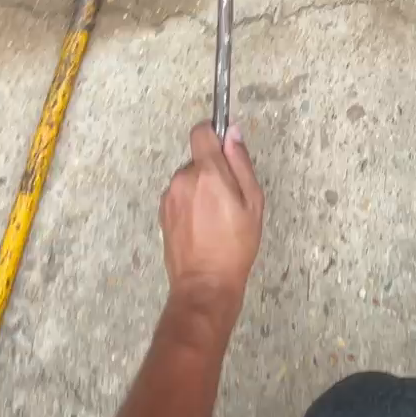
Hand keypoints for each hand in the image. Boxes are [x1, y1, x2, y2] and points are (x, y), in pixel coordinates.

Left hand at [158, 124, 264, 327]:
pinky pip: (181, 195)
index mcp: (207, 172)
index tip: (226, 148)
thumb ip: (241, 162)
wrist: (205, 285)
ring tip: (217, 217)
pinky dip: (191, 203)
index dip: (214, 133)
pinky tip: (203, 226)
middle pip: (199, 158)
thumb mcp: (253, 201)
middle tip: (230, 198)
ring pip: (190, 178)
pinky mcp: (162, 213)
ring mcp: (170, 196)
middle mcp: (183, 178)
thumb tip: (233, 132)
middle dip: (213, 170)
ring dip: (201, 188)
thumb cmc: (235, 244)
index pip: (201, 131)